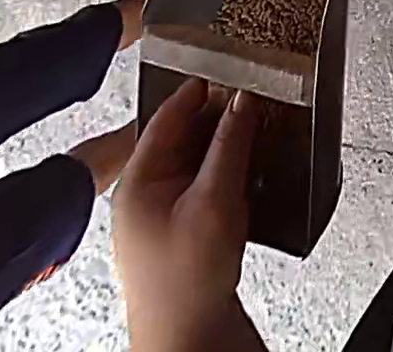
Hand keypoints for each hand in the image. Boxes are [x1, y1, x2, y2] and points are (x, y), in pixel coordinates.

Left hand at [112, 78, 263, 351]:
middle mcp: (145, 191)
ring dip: (224, 137)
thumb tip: (243, 100)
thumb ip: (231, 143)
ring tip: (253, 121)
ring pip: (196, 153)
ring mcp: (162, 206)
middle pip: (183, 133)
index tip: (226, 67)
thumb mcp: (215, 198)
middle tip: (249, 91)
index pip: (166, 117)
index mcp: (138, 182)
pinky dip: (227, 159)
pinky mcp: (182, 219)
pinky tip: (249, 157)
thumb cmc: (188, 277)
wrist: (190, 333)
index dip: (197, 89)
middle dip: (217, 112)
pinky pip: (205, 173)